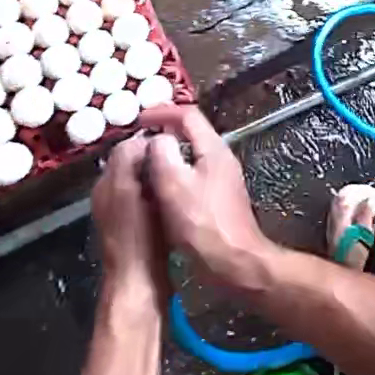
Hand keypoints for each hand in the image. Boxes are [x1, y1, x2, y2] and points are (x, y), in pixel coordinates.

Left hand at [92, 133, 168, 307]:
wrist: (140, 284)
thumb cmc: (135, 236)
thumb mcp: (125, 189)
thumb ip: (126, 159)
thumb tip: (141, 139)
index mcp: (106, 184)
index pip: (127, 148)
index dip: (149, 140)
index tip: (175, 137)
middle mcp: (114, 196)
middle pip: (139, 164)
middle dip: (159, 157)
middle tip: (185, 153)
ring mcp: (130, 213)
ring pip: (150, 181)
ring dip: (165, 175)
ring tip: (186, 170)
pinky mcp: (145, 228)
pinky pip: (158, 199)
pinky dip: (168, 193)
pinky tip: (182, 195)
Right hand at [139, 105, 276, 293]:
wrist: (236, 262)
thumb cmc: (202, 224)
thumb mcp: (174, 185)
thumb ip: (163, 155)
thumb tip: (158, 139)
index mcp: (213, 149)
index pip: (188, 115)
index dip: (162, 112)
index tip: (139, 119)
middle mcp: (221, 158)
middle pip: (192, 132)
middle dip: (165, 130)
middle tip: (139, 136)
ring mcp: (223, 178)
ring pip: (192, 154)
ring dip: (169, 152)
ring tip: (144, 159)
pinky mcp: (220, 197)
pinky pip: (193, 173)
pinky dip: (175, 171)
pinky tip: (159, 186)